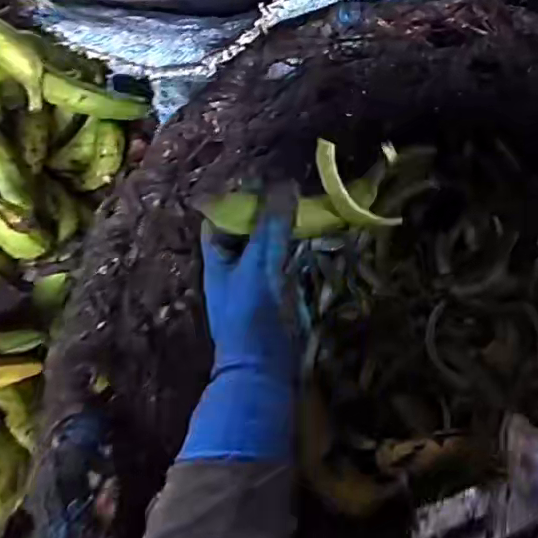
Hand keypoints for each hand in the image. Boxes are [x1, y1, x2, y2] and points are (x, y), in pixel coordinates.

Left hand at [179, 183, 297, 461]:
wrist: (265, 366)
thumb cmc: (250, 313)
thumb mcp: (258, 263)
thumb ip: (271, 223)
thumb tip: (285, 182)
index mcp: (219, 253)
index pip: (224, 212)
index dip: (241, 192)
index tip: (266, 172)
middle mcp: (237, 258)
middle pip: (251, 221)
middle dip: (271, 201)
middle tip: (295, 179)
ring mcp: (260, 271)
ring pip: (273, 234)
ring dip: (289, 217)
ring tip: (310, 194)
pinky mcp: (282, 282)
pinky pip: (291, 250)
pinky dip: (302, 236)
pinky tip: (318, 223)